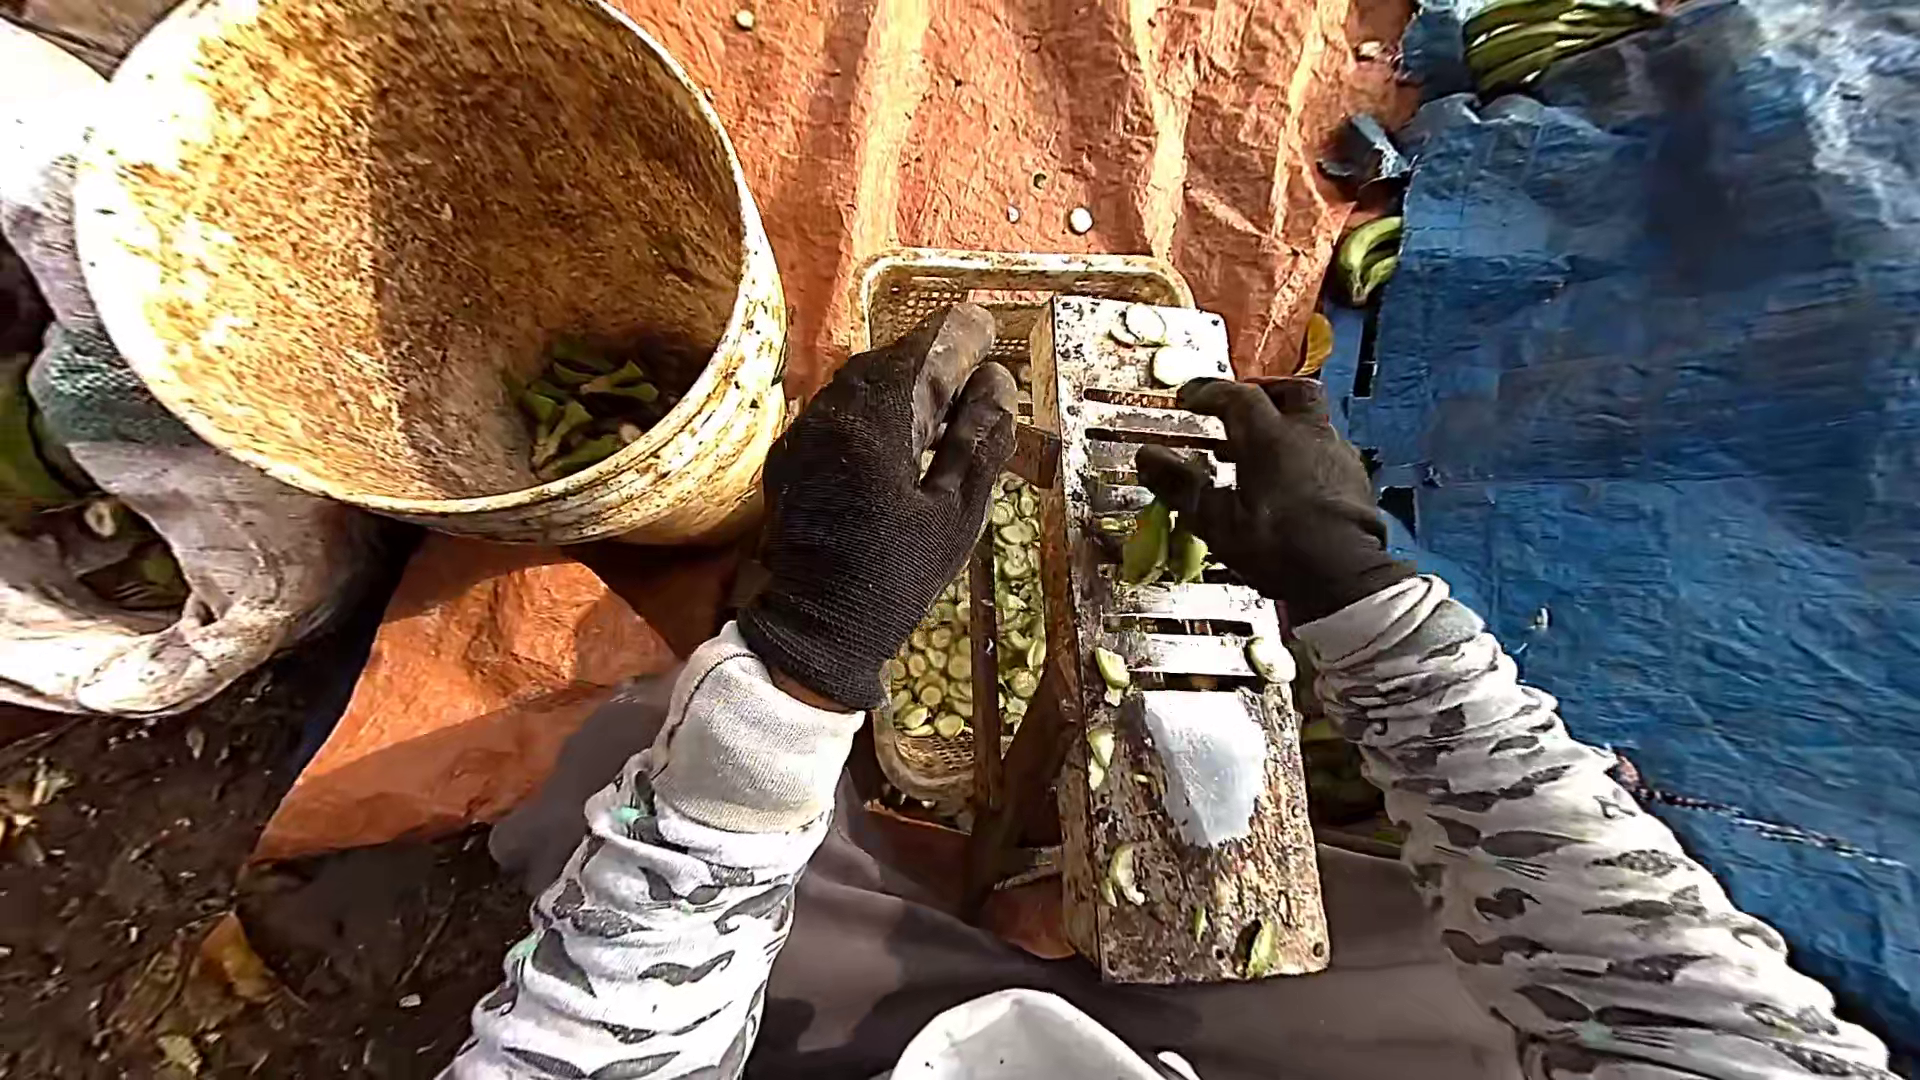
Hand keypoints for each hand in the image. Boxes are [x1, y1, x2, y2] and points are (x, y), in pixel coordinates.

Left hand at [740, 304, 1016, 708]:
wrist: (819, 627)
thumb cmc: (897, 576)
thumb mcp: (956, 514)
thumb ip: (978, 441)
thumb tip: (997, 382)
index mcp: (878, 423)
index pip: (928, 351)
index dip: (964, 337)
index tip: (988, 334)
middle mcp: (833, 412)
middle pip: (892, 358)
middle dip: (936, 360)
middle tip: (971, 381)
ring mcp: (805, 431)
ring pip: (862, 380)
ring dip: (905, 383)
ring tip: (940, 411)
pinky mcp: (793, 452)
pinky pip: (840, 409)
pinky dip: (876, 409)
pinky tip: (897, 438)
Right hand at [1136, 377, 1412, 624]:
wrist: (1344, 577)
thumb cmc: (1276, 545)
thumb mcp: (1214, 518)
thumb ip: (1179, 483)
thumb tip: (1147, 455)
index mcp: (1269, 439)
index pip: (1237, 397)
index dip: (1209, 392)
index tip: (1188, 396)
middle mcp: (1307, 436)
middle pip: (1289, 392)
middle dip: (1260, 393)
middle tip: (1236, 407)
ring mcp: (1336, 455)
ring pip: (1308, 422)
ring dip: (1280, 426)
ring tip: (1253, 450)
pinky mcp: (1353, 479)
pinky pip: (1321, 450)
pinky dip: (1298, 453)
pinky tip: (1283, 480)